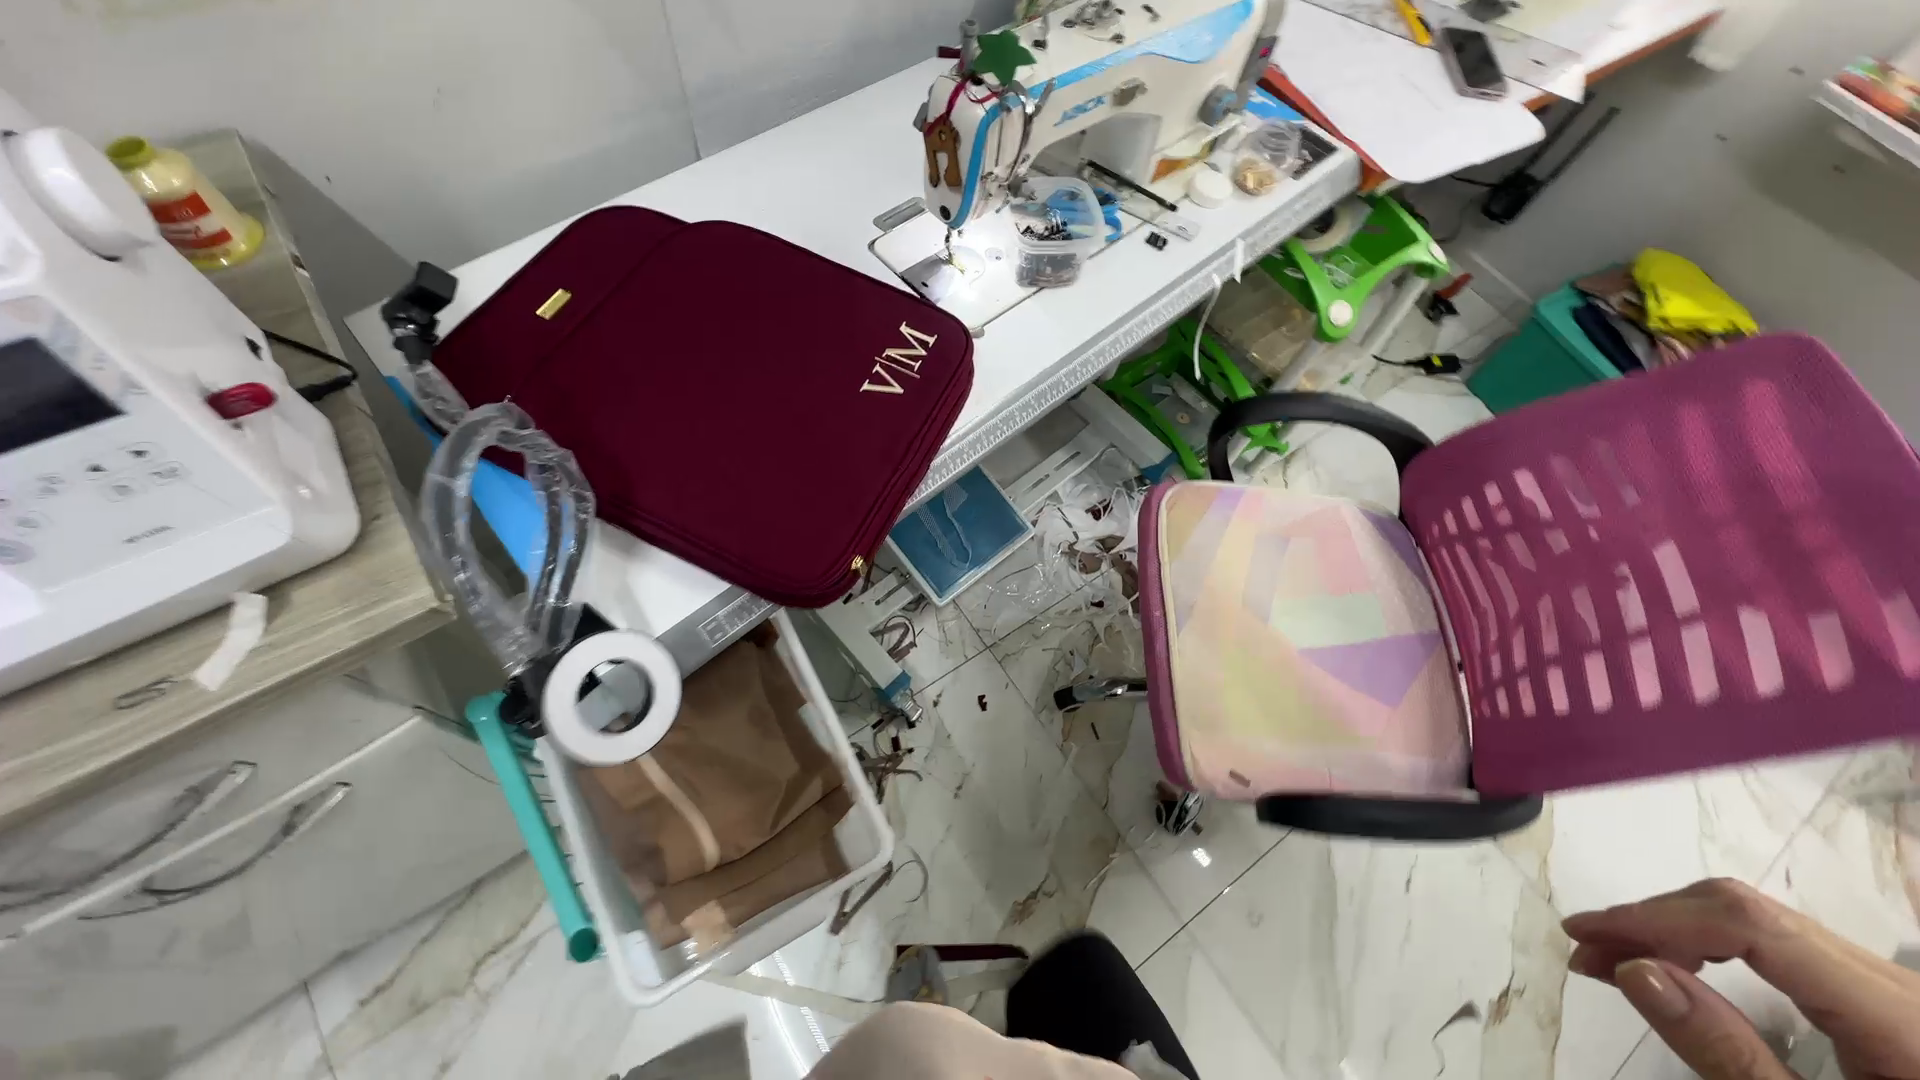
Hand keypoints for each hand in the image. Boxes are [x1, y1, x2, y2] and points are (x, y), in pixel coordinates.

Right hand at [1562, 878, 1919, 1079]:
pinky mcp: (1877, 995)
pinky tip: (1675, 965)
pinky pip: (1776, 943)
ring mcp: (1889, 985)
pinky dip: (1708, 945)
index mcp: (1900, 1014)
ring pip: (1756, 920)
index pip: (1752, 927)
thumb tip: (1632, 969)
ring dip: (1673, 930)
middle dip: (1654, 922)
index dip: (1656, 919)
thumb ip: (1728, 1053)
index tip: (1582, 935)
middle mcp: (1897, 982)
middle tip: (1588, 954)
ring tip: (1616, 959)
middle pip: (1749, 911)